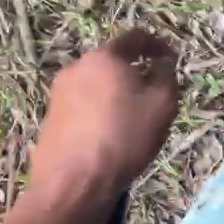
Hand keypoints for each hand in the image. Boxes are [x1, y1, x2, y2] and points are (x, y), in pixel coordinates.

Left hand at [26, 30, 179, 211]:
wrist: (72, 185)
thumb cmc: (124, 136)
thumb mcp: (162, 102)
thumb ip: (166, 74)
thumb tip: (161, 62)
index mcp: (104, 57)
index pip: (136, 37)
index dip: (158, 44)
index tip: (172, 59)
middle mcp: (77, 68)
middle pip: (114, 60)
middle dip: (136, 70)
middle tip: (156, 90)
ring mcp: (59, 94)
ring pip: (98, 83)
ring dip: (118, 91)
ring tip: (135, 115)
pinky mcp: (51, 118)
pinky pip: (84, 103)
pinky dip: (102, 109)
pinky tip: (112, 132)